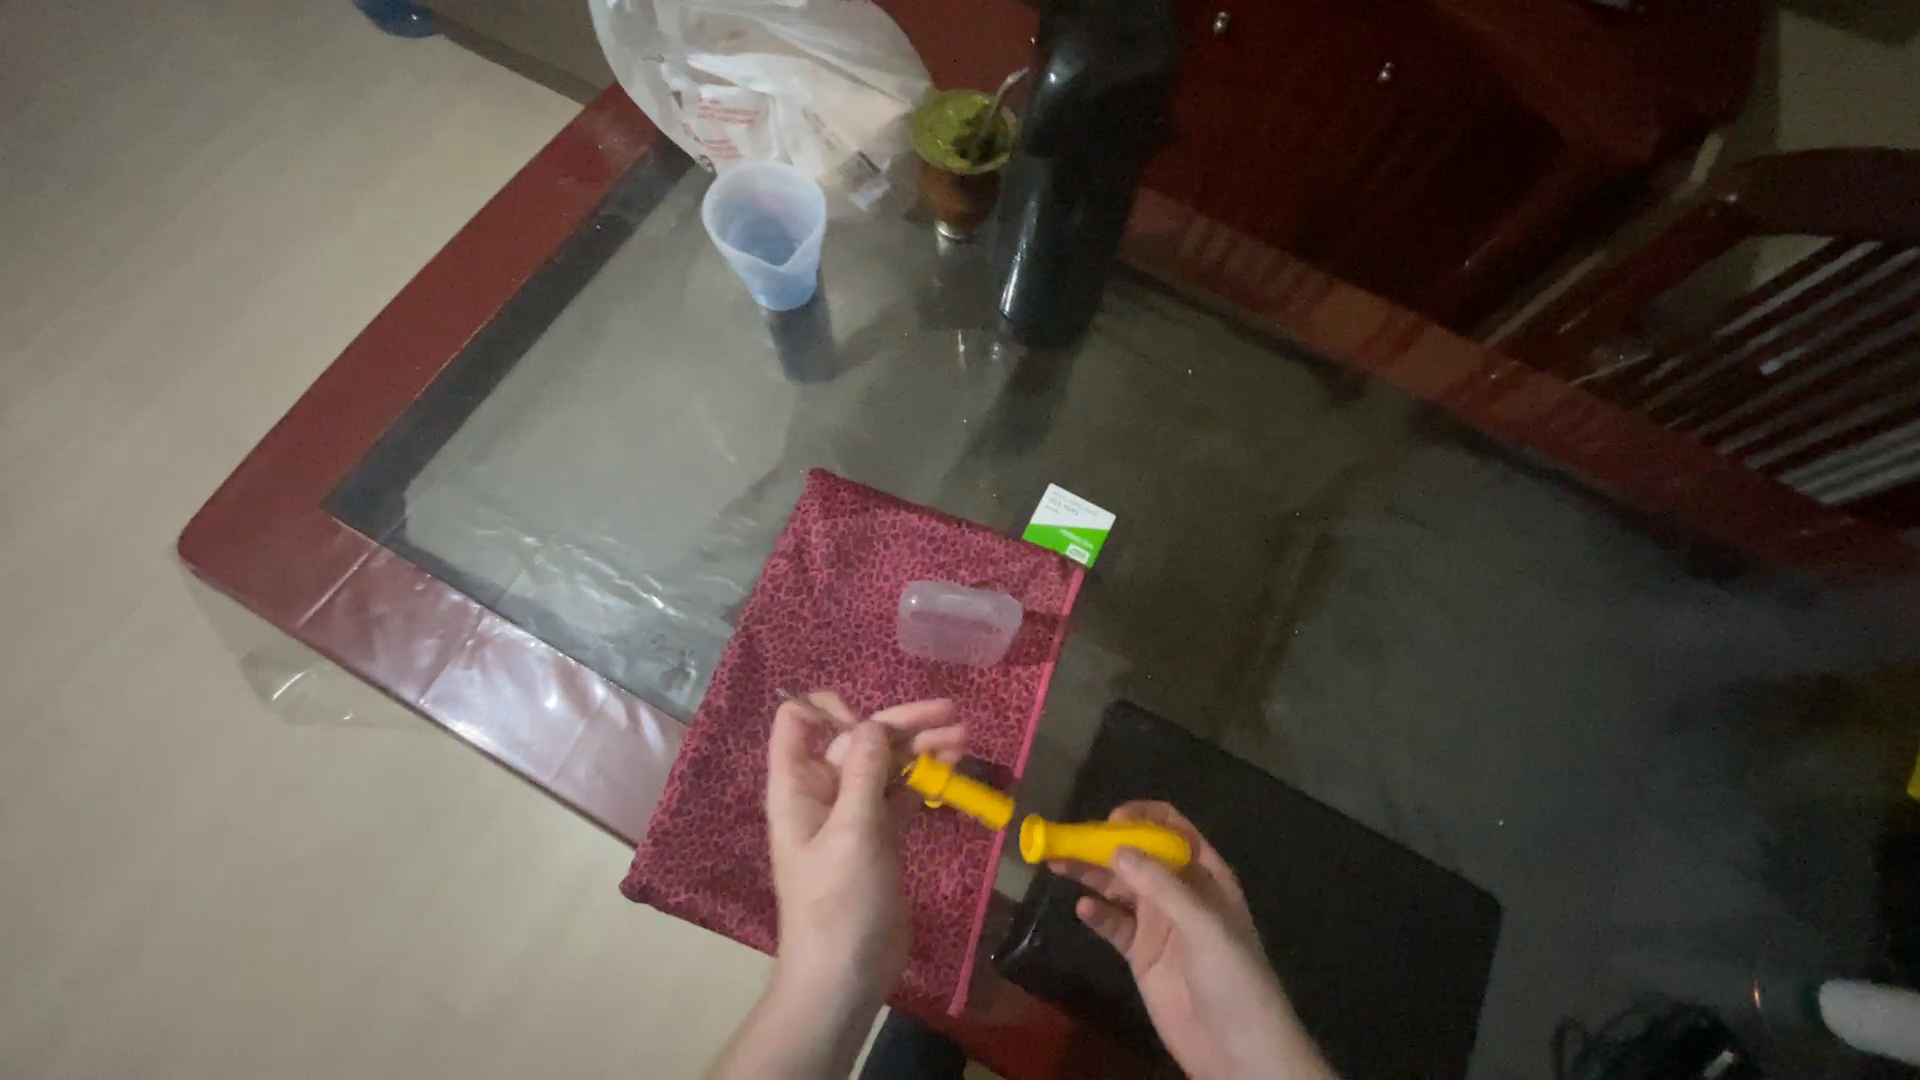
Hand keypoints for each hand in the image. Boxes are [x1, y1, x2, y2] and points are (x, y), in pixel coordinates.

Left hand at [766, 691, 959, 1004]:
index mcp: (798, 785)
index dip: (829, 708)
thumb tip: (875, 722)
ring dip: (921, 747)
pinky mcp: (880, 834)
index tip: (872, 716)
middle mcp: (824, 791)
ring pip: (886, 763)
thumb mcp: (851, 833)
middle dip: (901, 723)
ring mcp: (854, 812)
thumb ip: (864, 773)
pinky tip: (955, 766)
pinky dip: (926, 776)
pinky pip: (903, 792)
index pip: (797, 722)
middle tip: (950, 713)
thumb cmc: (837, 905)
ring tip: (964, 736)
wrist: (845, 978)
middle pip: (859, 739)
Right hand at [1054, 802, 1337, 1079]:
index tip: (1111, 820)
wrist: (1241, 1053)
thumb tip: (1116, 849)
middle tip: (1069, 839)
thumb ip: (1161, 885)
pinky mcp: (1141, 954)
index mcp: (1205, 875)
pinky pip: (1114, 925)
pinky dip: (1097, 914)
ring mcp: (1159, 924)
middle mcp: (1180, 892)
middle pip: (1138, 855)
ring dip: (1090, 874)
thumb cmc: (1234, 978)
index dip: (1143, 818)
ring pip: (1119, 887)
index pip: (1173, 830)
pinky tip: (1083, 909)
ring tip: (1058, 863)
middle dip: (1105, 843)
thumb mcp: (1204, 925)